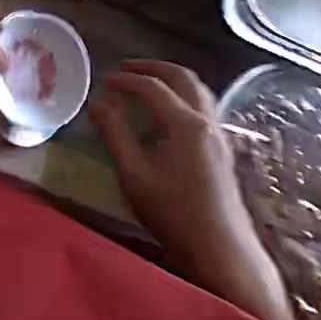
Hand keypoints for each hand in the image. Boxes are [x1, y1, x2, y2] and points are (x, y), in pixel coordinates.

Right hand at [90, 62, 295, 319]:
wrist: (223, 252)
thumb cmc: (174, 214)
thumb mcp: (134, 174)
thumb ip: (115, 133)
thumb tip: (97, 102)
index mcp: (185, 124)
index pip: (153, 87)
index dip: (126, 80)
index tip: (103, 80)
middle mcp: (206, 121)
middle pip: (183, 77)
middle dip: (152, 67)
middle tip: (125, 68)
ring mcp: (218, 134)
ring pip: (197, 89)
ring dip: (170, 79)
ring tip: (145, 83)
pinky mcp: (222, 149)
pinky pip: (202, 105)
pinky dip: (181, 95)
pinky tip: (166, 112)